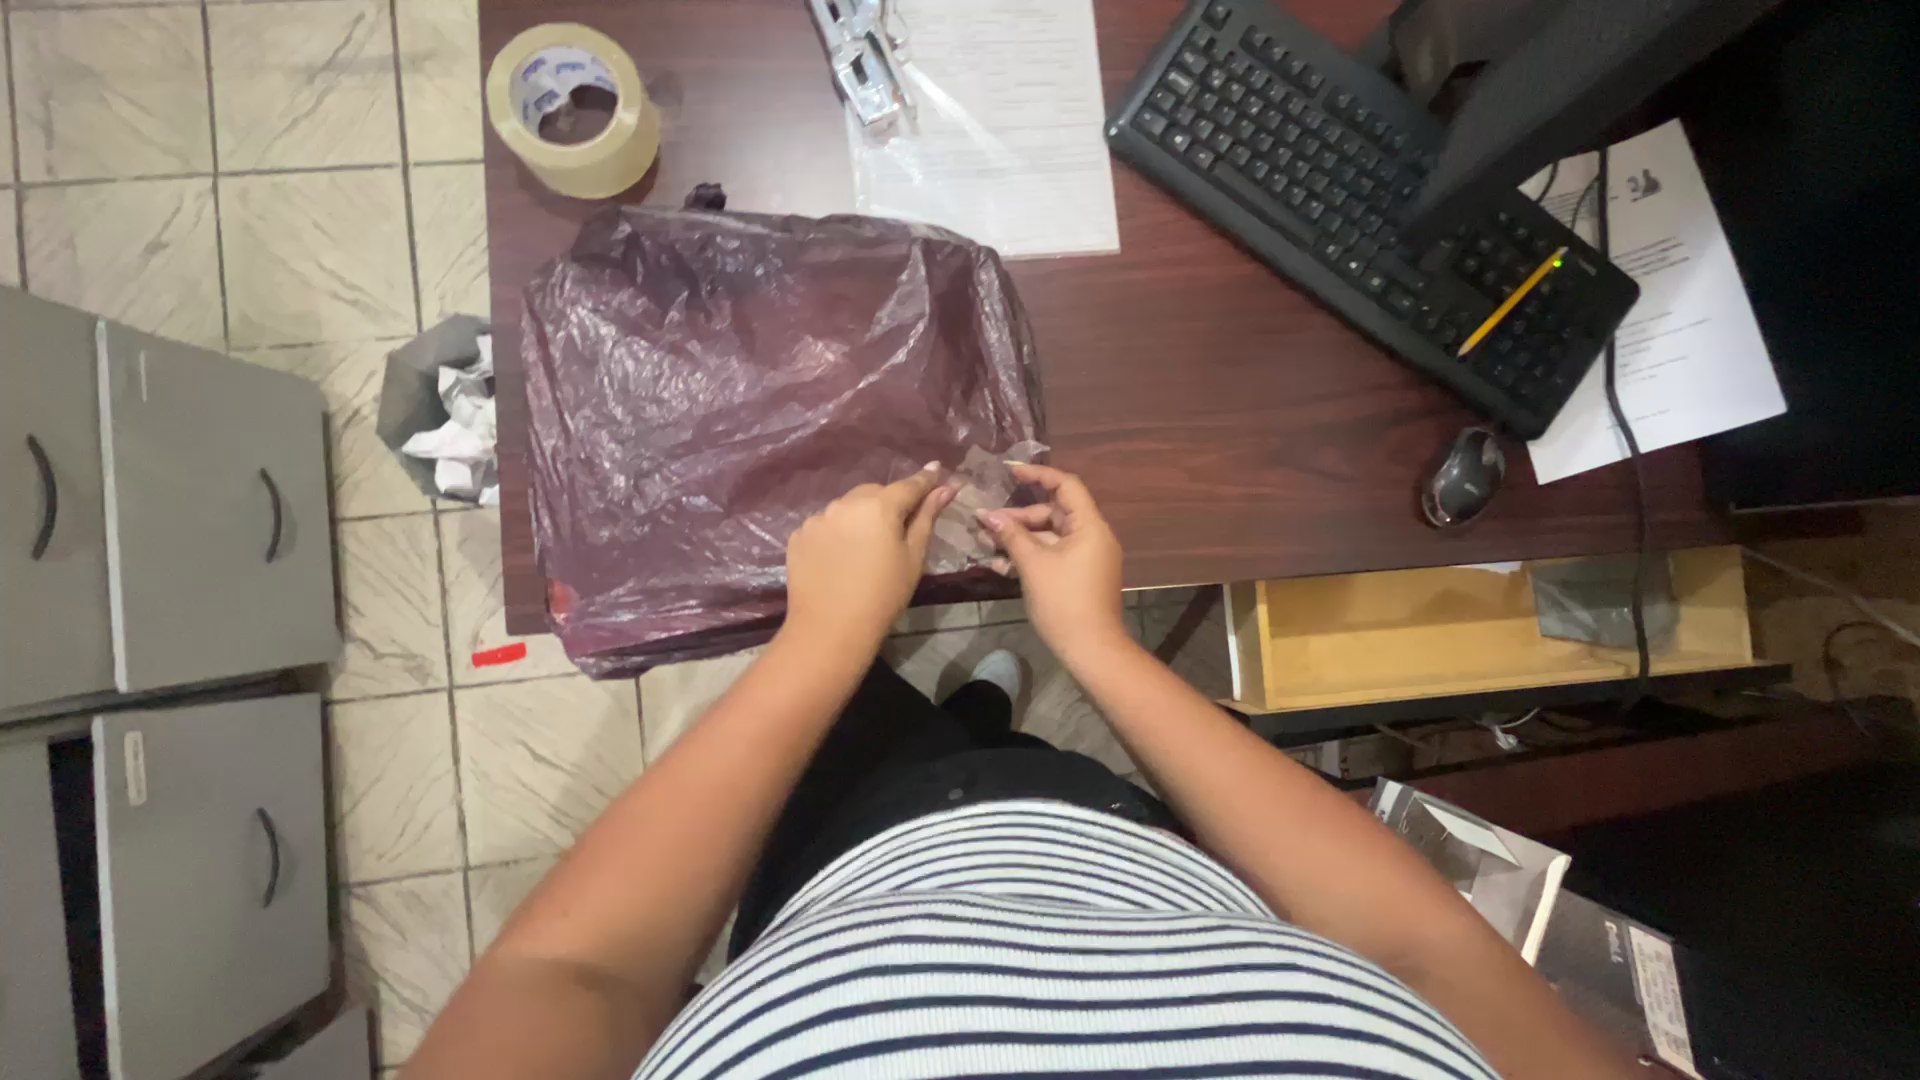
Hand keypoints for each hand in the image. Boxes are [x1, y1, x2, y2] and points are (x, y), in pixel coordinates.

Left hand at [783, 465, 952, 650]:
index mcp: (879, 506)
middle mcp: (845, 502)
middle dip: (888, 503)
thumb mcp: (913, 557)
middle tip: (897, 529)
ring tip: (864, 548)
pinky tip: (840, 557)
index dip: (925, 480)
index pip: (909, 485)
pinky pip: (825, 524)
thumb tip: (945, 487)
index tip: (937, 471)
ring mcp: (818, 517)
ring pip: (847, 507)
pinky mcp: (799, 535)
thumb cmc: (883, 596)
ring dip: (859, 517)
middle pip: (874, 493)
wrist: (830, 628)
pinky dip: (836, 532)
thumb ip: (927, 517)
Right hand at [981, 464, 1130, 662]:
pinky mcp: (1079, 576)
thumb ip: (1011, 536)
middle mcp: (1092, 536)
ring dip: (1020, 538)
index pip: (1065, 485)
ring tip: (987, 545)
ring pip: (1049, 536)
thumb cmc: (1064, 601)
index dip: (1038, 474)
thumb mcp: (1033, 565)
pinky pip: (1053, 555)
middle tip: (987, 524)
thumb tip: (987, 515)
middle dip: (1019, 517)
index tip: (1009, 472)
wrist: (1091, 649)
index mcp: (1089, 526)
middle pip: (1053, 512)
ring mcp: (1087, 558)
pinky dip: (1030, 556)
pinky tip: (1000, 566)